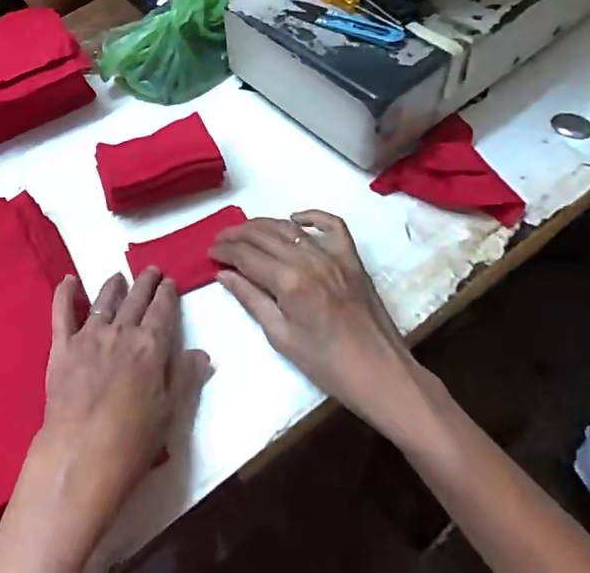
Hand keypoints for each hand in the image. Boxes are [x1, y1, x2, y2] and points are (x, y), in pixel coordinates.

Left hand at [3, 269, 207, 565]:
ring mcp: (89, 336)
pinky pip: (62, 312)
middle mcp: (122, 331)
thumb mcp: (170, 411)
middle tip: (150, 271)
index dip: (167, 293)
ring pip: (104, 300)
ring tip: (118, 276)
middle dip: (145, 282)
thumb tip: (202, 353)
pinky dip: (65, 293)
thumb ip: (185, 377)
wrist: (80, 456)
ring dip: (113, 285)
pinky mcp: (62, 347)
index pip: (162, 310)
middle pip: (136, 299)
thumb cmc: (133, 440)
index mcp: (151, 345)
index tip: (169, 282)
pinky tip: (68, 280)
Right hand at [210, 211, 419, 430]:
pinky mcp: (351, 258)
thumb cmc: (326, 365)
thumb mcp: (281, 337)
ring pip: (290, 228)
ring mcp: (333, 256)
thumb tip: (224, 274)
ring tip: (245, 231)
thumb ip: (251, 300)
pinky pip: (332, 225)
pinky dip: (311, 217)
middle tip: (221, 239)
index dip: (225, 250)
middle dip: (237, 234)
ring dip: (263, 224)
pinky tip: (295, 219)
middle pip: (264, 235)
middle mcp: (310, 260)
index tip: (210, 251)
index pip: (247, 255)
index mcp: (290, 282)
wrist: (380, 373)